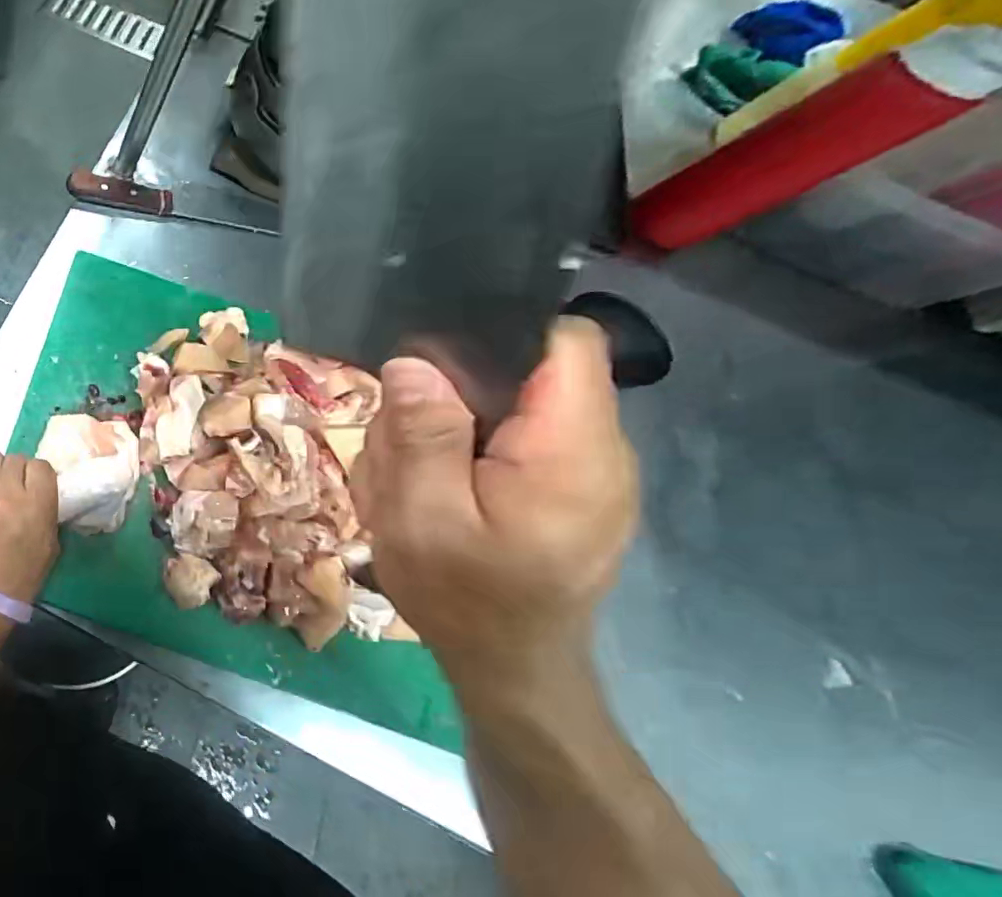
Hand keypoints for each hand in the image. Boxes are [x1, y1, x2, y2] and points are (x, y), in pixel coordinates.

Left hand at [0, 451, 59, 604]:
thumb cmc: (25, 574)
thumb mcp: (51, 543)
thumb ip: (48, 510)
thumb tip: (42, 492)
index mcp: (37, 505)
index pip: (41, 465)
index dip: (41, 474)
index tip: (39, 485)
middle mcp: (10, 494)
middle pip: (16, 458)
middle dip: (20, 469)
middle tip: (19, 487)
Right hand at [353, 318, 638, 688]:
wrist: (511, 672)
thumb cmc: (466, 601)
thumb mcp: (422, 519)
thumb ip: (421, 436)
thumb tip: (412, 362)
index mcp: (572, 449)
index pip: (567, 341)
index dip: (501, 329)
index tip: (436, 358)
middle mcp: (597, 448)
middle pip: (525, 371)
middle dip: (454, 391)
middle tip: (404, 446)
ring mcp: (586, 467)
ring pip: (510, 403)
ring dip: (453, 426)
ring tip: (416, 478)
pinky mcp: (567, 484)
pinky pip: (514, 436)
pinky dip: (469, 449)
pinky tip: (438, 489)